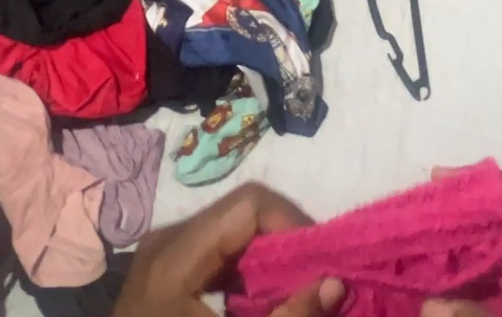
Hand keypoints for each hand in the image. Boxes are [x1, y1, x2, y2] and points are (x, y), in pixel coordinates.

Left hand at [114, 182, 345, 315]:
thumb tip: (337, 282)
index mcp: (175, 256)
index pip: (249, 204)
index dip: (294, 222)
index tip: (323, 261)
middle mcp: (168, 239)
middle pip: (243, 211)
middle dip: (287, 238)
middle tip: (318, 274)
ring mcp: (164, 252)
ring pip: (234, 227)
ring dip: (270, 252)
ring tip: (297, 286)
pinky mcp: (166, 268)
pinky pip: (218, 248)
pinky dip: (248, 266)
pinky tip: (264, 297)